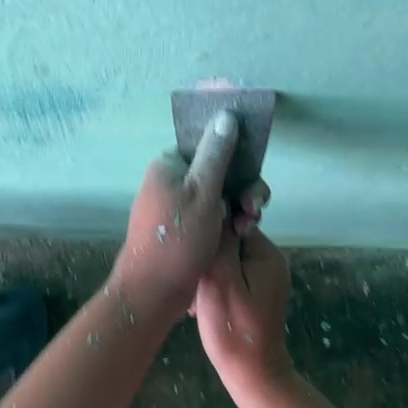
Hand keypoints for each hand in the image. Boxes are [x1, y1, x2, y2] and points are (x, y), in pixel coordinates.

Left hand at [108, 111, 243, 320]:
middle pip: (219, 170)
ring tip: (248, 226)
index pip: (209, 144)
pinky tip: (240, 234)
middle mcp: (172, 179)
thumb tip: (225, 114)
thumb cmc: (176, 239)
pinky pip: (213, 213)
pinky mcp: (184, 226)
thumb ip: (216, 154)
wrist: (152, 293)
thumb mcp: (202, 192)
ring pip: (220, 194)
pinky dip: (229, 220)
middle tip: (254, 208)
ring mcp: (177, 204)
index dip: (235, 154)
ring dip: (240, 206)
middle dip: (243, 187)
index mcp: (170, 164)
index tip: (254, 172)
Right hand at [194, 220, 293, 390]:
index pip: (232, 222)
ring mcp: (265, 278)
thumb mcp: (221, 280)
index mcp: (265, 252)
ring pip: (227, 261)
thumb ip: (221, 242)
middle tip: (194, 285)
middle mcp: (270, 260)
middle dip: (208, 260)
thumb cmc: (233, 328)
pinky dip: (215, 289)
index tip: (195, 255)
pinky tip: (201, 308)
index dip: (209, 236)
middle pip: (229, 241)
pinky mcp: (257, 295)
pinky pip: (231, 278)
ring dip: (208, 277)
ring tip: (196, 300)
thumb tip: (219, 207)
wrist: (253, 377)